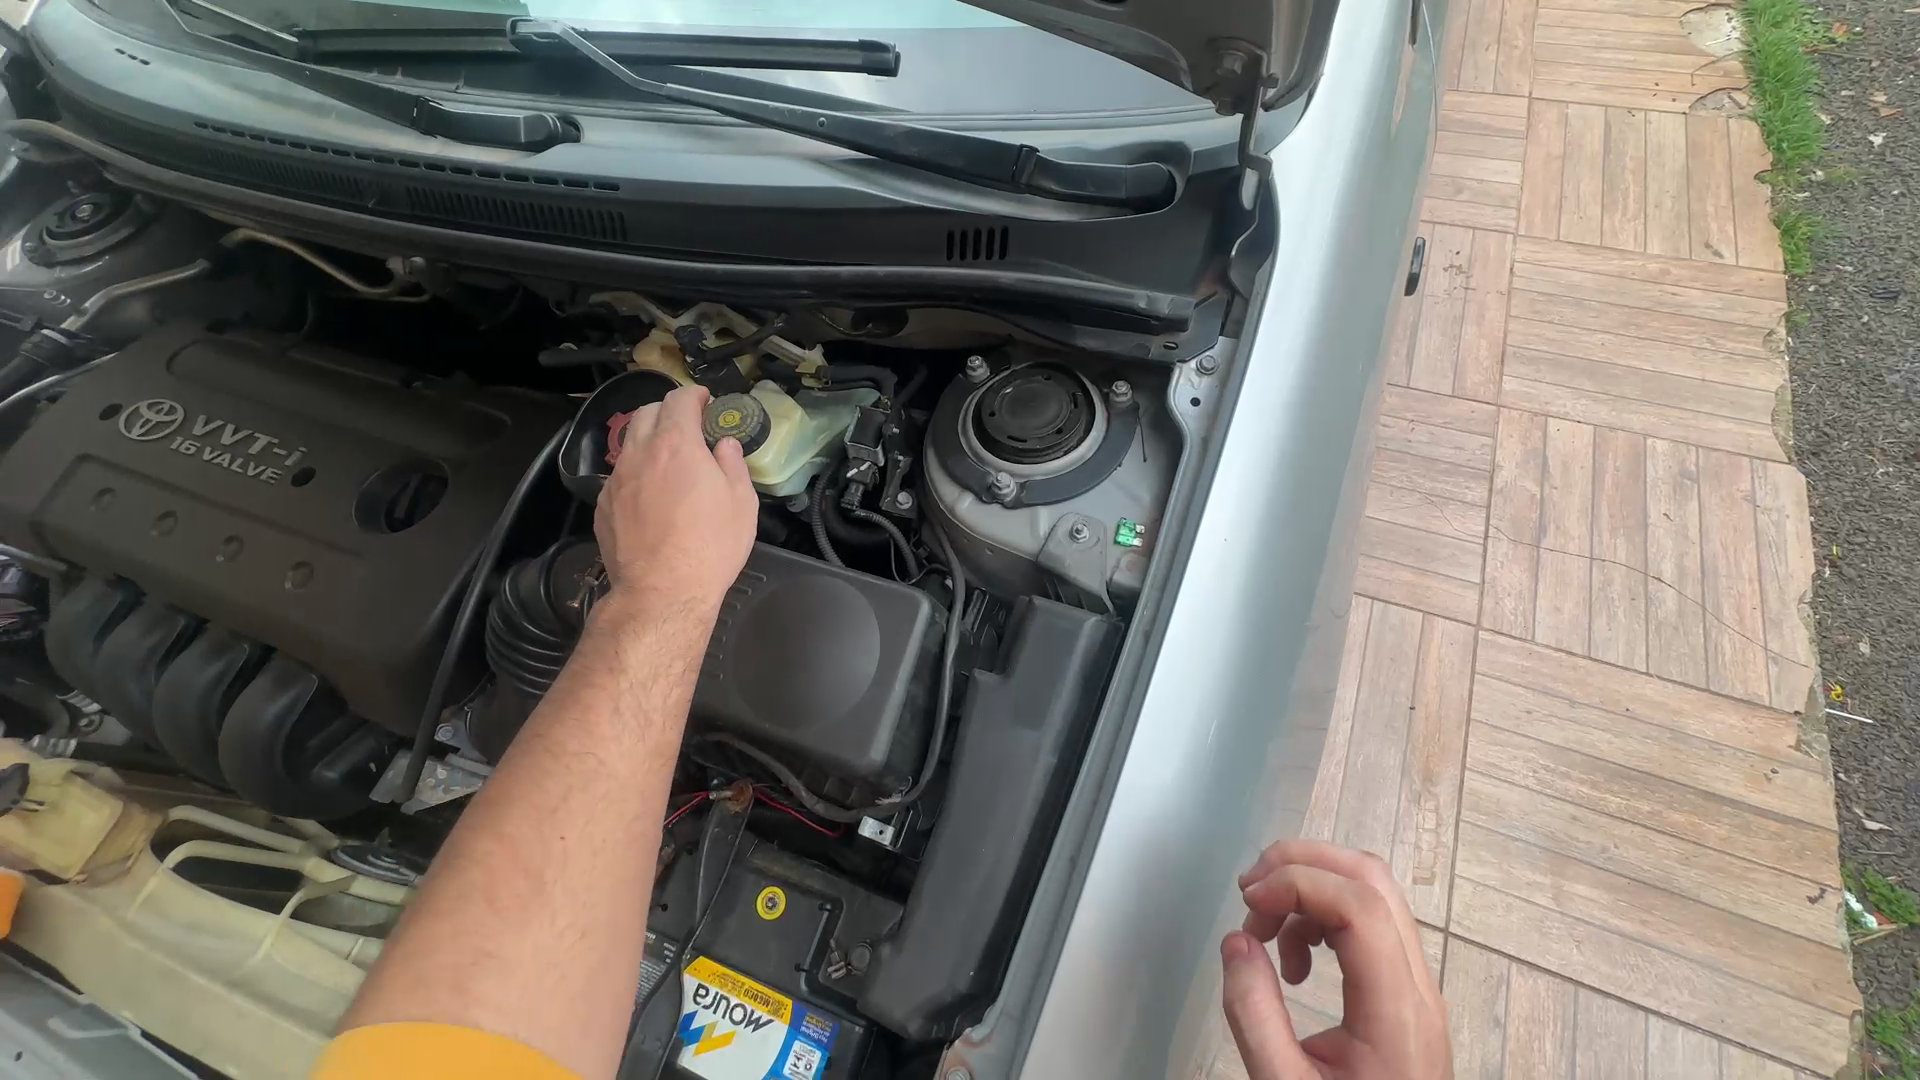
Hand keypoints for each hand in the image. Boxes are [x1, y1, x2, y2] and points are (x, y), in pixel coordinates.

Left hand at [593, 385, 757, 617]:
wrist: (663, 590)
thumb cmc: (711, 545)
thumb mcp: (742, 503)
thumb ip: (733, 464)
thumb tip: (725, 446)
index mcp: (677, 445)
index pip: (679, 400)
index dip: (694, 395)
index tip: (705, 401)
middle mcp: (640, 454)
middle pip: (646, 413)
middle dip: (668, 411)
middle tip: (688, 426)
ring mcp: (616, 480)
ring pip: (629, 444)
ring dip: (649, 441)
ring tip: (668, 461)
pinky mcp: (604, 506)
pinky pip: (619, 476)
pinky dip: (637, 472)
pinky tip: (651, 496)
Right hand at [1222, 841, 1451, 1079]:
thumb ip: (1254, 1015)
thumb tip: (1238, 939)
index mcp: (1396, 1013)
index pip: (1358, 905)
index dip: (1296, 883)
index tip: (1247, 904)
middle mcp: (1417, 987)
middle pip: (1370, 878)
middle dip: (1300, 864)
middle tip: (1249, 892)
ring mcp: (1415, 985)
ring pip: (1369, 889)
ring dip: (1307, 885)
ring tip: (1261, 925)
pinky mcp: (1402, 989)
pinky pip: (1365, 918)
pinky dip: (1318, 913)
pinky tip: (1291, 957)